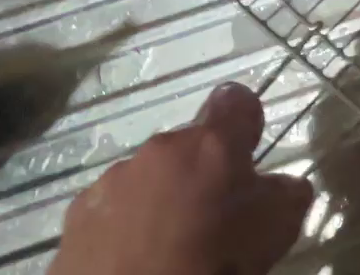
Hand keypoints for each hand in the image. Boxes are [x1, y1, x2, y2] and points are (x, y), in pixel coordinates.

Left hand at [48, 83, 312, 274]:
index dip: (245, 120)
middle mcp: (160, 149)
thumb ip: (286, 190)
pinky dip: (122, 227)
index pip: (234, 100)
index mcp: (211, 141)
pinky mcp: (72, 224)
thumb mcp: (280, 224)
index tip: (248, 147)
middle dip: (200, 169)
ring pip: (146, 177)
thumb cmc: (217, 259)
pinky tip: (133, 260)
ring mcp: (110, 185)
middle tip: (211, 210)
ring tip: (167, 240)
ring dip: (159, 196)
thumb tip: (278, 185)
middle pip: (188, 145)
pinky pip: (110, 212)